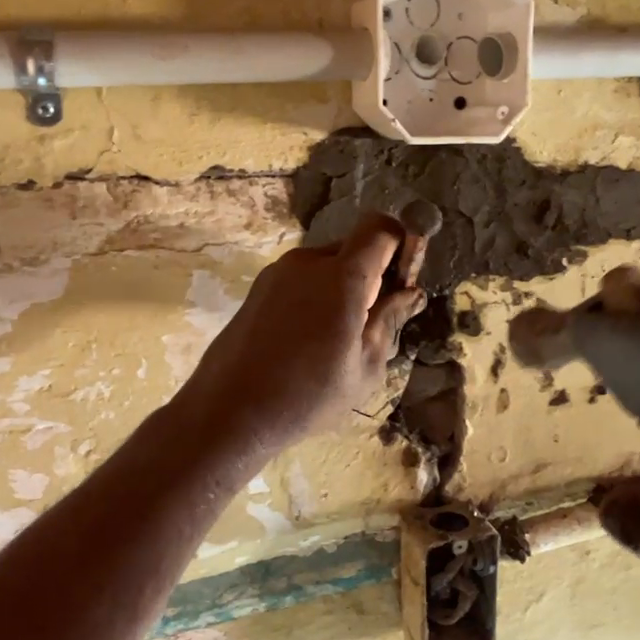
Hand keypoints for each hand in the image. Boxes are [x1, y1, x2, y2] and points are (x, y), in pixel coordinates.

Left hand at [177, 212, 424, 453]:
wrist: (228, 411)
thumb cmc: (306, 397)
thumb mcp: (364, 368)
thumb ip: (389, 321)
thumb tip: (410, 292)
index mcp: (341, 277)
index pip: (380, 228)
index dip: (400, 244)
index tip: (402, 282)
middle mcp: (307, 262)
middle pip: (353, 248)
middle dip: (372, 275)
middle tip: (372, 324)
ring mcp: (278, 272)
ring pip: (326, 266)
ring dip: (342, 289)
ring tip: (335, 341)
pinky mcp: (258, 288)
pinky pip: (302, 280)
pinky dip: (316, 297)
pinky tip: (307, 342)